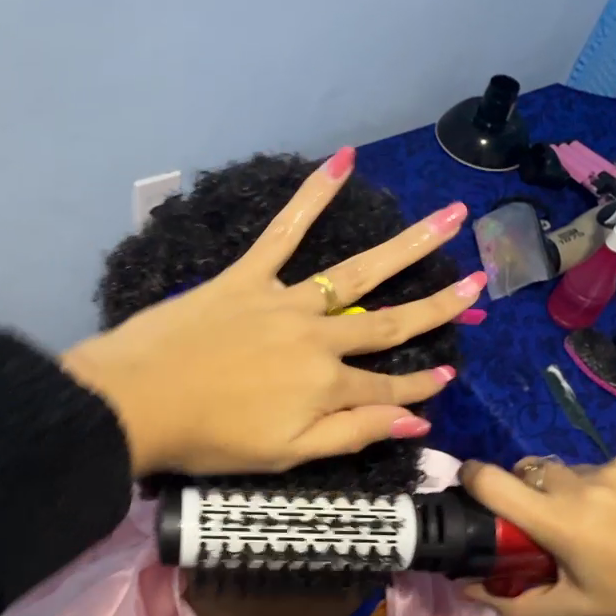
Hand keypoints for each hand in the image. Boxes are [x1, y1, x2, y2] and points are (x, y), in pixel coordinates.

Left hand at [60, 147, 479, 475]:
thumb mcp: (286, 453)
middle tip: (478, 281)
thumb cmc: (209, 439)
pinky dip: (312, 197)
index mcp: (327, 388)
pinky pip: (284, 232)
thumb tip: (416, 420)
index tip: (449, 375)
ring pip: (356, 272)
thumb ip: (351, 434)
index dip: (418, 387)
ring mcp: (285, 302)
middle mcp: (319, 339)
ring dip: (406, 246)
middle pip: (388, 321)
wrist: (137, 401)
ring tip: (447, 217)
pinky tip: (343, 161)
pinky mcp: (247, 277)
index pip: (387, 389)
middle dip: (437, 305)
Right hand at [460, 452, 615, 615]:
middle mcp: (579, 485)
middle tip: (547, 522)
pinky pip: (600, 466)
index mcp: (559, 522)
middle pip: (526, 472)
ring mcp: (612, 465)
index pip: (491, 480)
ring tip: (598, 520)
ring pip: (564, 470)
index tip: (469, 486)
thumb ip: (516, 602)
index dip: (470, 477)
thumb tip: (468, 591)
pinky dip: (602, 484)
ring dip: (565, 490)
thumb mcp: (577, 606)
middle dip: (526, 492)